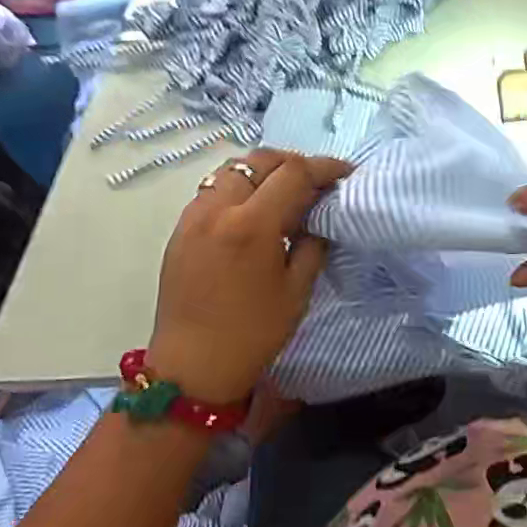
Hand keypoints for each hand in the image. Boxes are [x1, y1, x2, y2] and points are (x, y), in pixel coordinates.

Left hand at [150, 149, 351, 403]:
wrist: (193, 365)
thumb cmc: (253, 332)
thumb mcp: (297, 289)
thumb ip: (312, 242)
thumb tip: (319, 216)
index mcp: (252, 224)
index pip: (293, 173)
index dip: (324, 168)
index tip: (345, 174)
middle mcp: (218, 209)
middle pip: (259, 161)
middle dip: (293, 162)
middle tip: (317, 180)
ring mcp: (193, 217)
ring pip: (232, 170)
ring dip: (264, 171)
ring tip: (286, 191)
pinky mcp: (181, 229)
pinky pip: (214, 190)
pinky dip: (240, 187)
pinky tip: (255, 210)